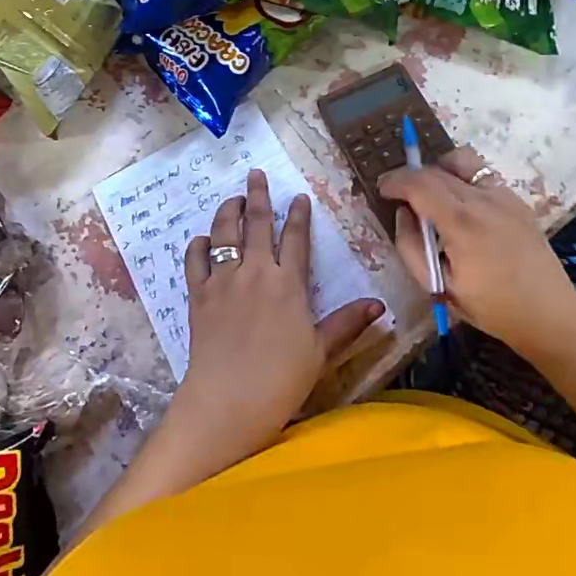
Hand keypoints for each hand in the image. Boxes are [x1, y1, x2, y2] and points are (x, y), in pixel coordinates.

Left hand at [173, 170, 384, 463]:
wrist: (228, 401)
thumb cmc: (281, 380)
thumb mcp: (321, 351)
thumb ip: (347, 323)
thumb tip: (380, 305)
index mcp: (288, 283)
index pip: (295, 238)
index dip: (298, 214)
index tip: (298, 196)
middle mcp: (256, 271)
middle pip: (256, 222)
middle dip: (257, 195)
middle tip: (255, 174)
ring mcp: (224, 280)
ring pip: (224, 233)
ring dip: (227, 211)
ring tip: (232, 198)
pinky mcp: (198, 294)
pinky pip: (196, 260)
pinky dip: (198, 245)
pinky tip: (202, 239)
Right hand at [378, 148, 575, 348]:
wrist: (549, 313)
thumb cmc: (491, 307)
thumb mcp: (439, 286)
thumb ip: (411, 246)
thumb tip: (403, 214)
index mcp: (461, 224)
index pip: (418, 183)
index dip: (394, 180)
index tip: (382, 189)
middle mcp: (482, 200)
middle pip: (435, 170)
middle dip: (410, 177)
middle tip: (400, 197)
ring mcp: (503, 195)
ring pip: (461, 160)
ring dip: (438, 169)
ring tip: (433, 192)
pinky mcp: (516, 199)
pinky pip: (481, 174)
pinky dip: (463, 179)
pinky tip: (463, 206)